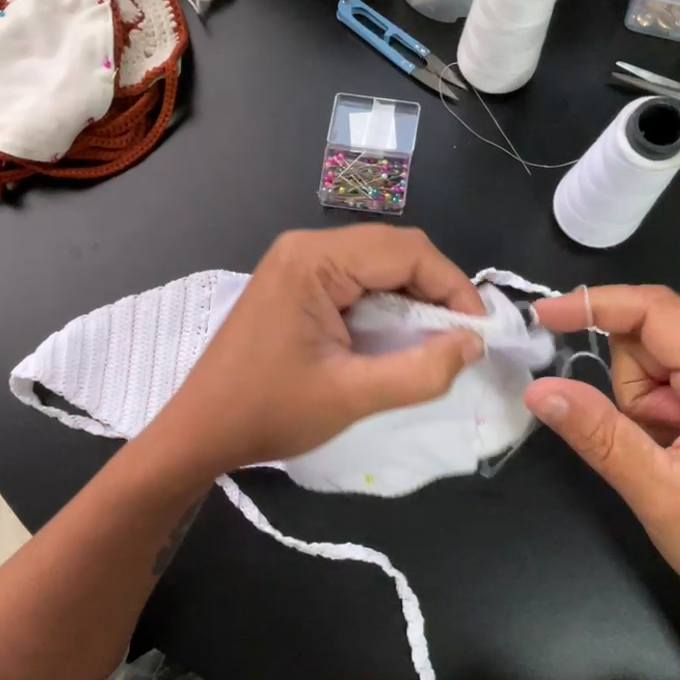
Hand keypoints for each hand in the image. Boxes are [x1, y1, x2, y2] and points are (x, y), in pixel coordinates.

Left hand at [150, 225, 485, 475]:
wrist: (201, 431)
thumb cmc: (269, 412)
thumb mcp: (352, 397)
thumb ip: (419, 371)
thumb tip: (472, 344)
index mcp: (314, 261)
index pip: (407, 251)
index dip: (453, 287)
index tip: (478, 333)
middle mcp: (305, 248)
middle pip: (394, 250)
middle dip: (435, 292)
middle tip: (461, 338)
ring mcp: (295, 264)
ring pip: (377, 265)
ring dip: (412, 300)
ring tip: (435, 342)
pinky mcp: (293, 285)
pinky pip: (355, 282)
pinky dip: (385, 307)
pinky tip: (396, 339)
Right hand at [522, 286, 679, 635]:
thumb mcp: (657, 491)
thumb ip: (598, 433)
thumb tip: (538, 389)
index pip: (657, 312)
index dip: (595, 305)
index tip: (540, 317)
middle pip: (654, 339)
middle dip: (629, 389)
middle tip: (650, 449)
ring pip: (658, 364)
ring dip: (643, 408)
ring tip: (670, 459)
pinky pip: (675, 383)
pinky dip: (659, 415)